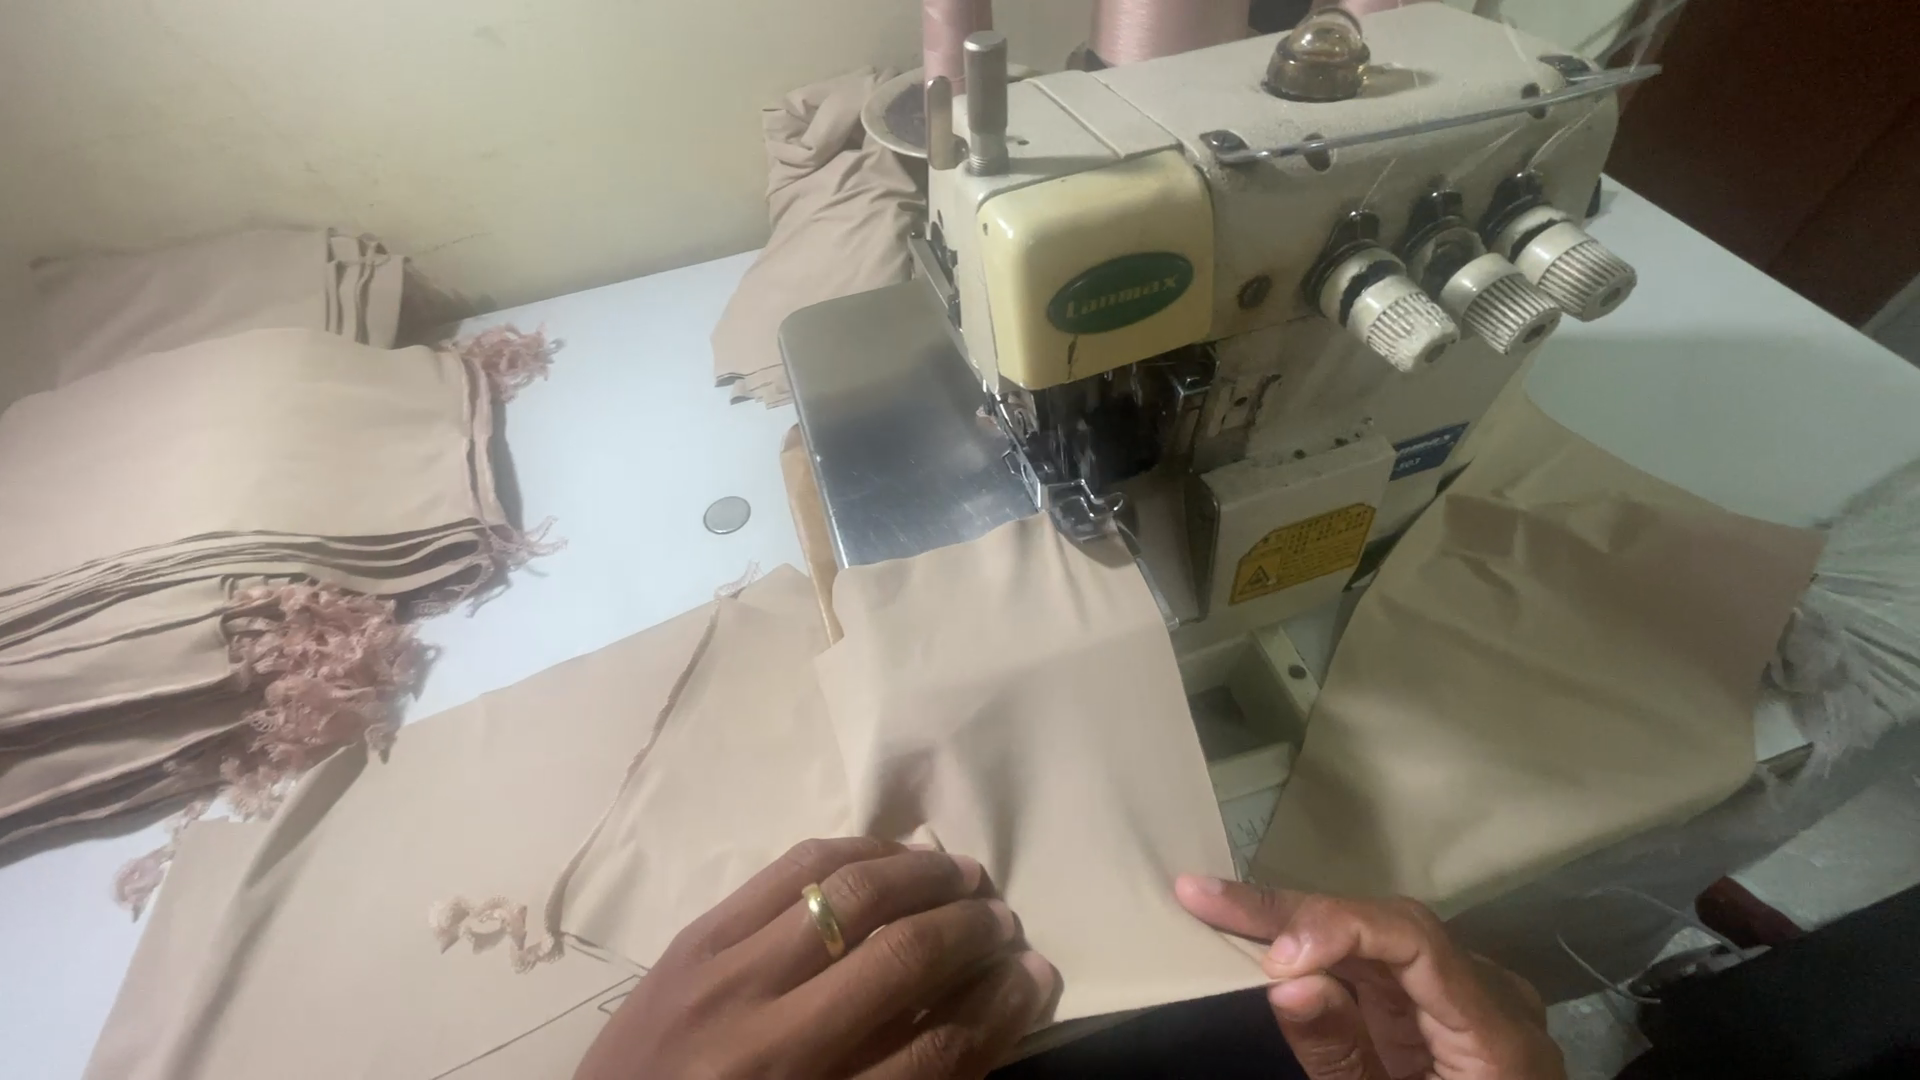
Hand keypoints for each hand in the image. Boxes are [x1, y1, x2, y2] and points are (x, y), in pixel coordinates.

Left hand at [577, 838, 1056, 1079]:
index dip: (1001, 1009)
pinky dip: (857, 849)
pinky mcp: (697, 934)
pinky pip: (793, 864)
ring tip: (963, 871)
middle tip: (1003, 918)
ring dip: (923, 874)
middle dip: (970, 930)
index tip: (1036, 977)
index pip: (936, 1051)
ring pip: (850, 893)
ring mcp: (726, 977)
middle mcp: (770, 1046)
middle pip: (900, 959)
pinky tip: (892, 853)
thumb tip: (989, 1010)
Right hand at [1175, 876, 1563, 1079]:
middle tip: (1202, 895)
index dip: (1337, 930)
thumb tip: (1284, 984)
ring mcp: (1457, 990)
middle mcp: (1485, 992)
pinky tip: (1255, 932)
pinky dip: (1308, 948)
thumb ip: (1342, 1059)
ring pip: (1364, 932)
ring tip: (1213, 904)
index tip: (1273, 960)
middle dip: (1289, 914)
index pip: (1414, 939)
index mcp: (1496, 1034)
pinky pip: (1365, 956)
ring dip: (1286, 923)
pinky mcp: (1427, 997)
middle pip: (1380, 924)